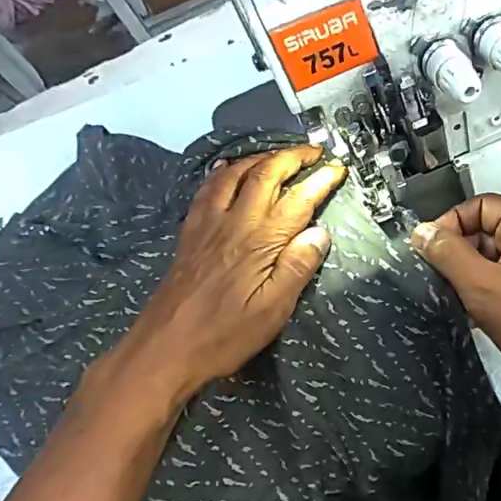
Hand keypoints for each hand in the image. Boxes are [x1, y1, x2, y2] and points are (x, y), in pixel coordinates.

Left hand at [109, 146, 344, 402]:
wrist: (162, 349)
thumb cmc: (224, 335)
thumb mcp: (272, 310)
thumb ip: (297, 268)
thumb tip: (319, 232)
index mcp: (259, 243)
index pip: (297, 201)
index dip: (319, 181)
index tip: (338, 168)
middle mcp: (233, 225)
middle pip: (264, 176)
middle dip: (291, 157)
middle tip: (314, 151)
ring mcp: (207, 226)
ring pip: (233, 176)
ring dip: (260, 158)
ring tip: (280, 154)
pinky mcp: (190, 234)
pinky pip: (207, 190)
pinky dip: (223, 172)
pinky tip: (228, 168)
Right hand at [410, 194, 500, 412]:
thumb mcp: (481, 284)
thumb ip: (448, 253)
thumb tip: (424, 232)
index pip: (481, 204)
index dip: (451, 222)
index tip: (428, 246)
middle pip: (484, 229)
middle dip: (459, 251)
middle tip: (440, 275)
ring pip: (490, 257)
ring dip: (469, 274)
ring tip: (460, 296)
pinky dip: (483, 289)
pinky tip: (473, 309)